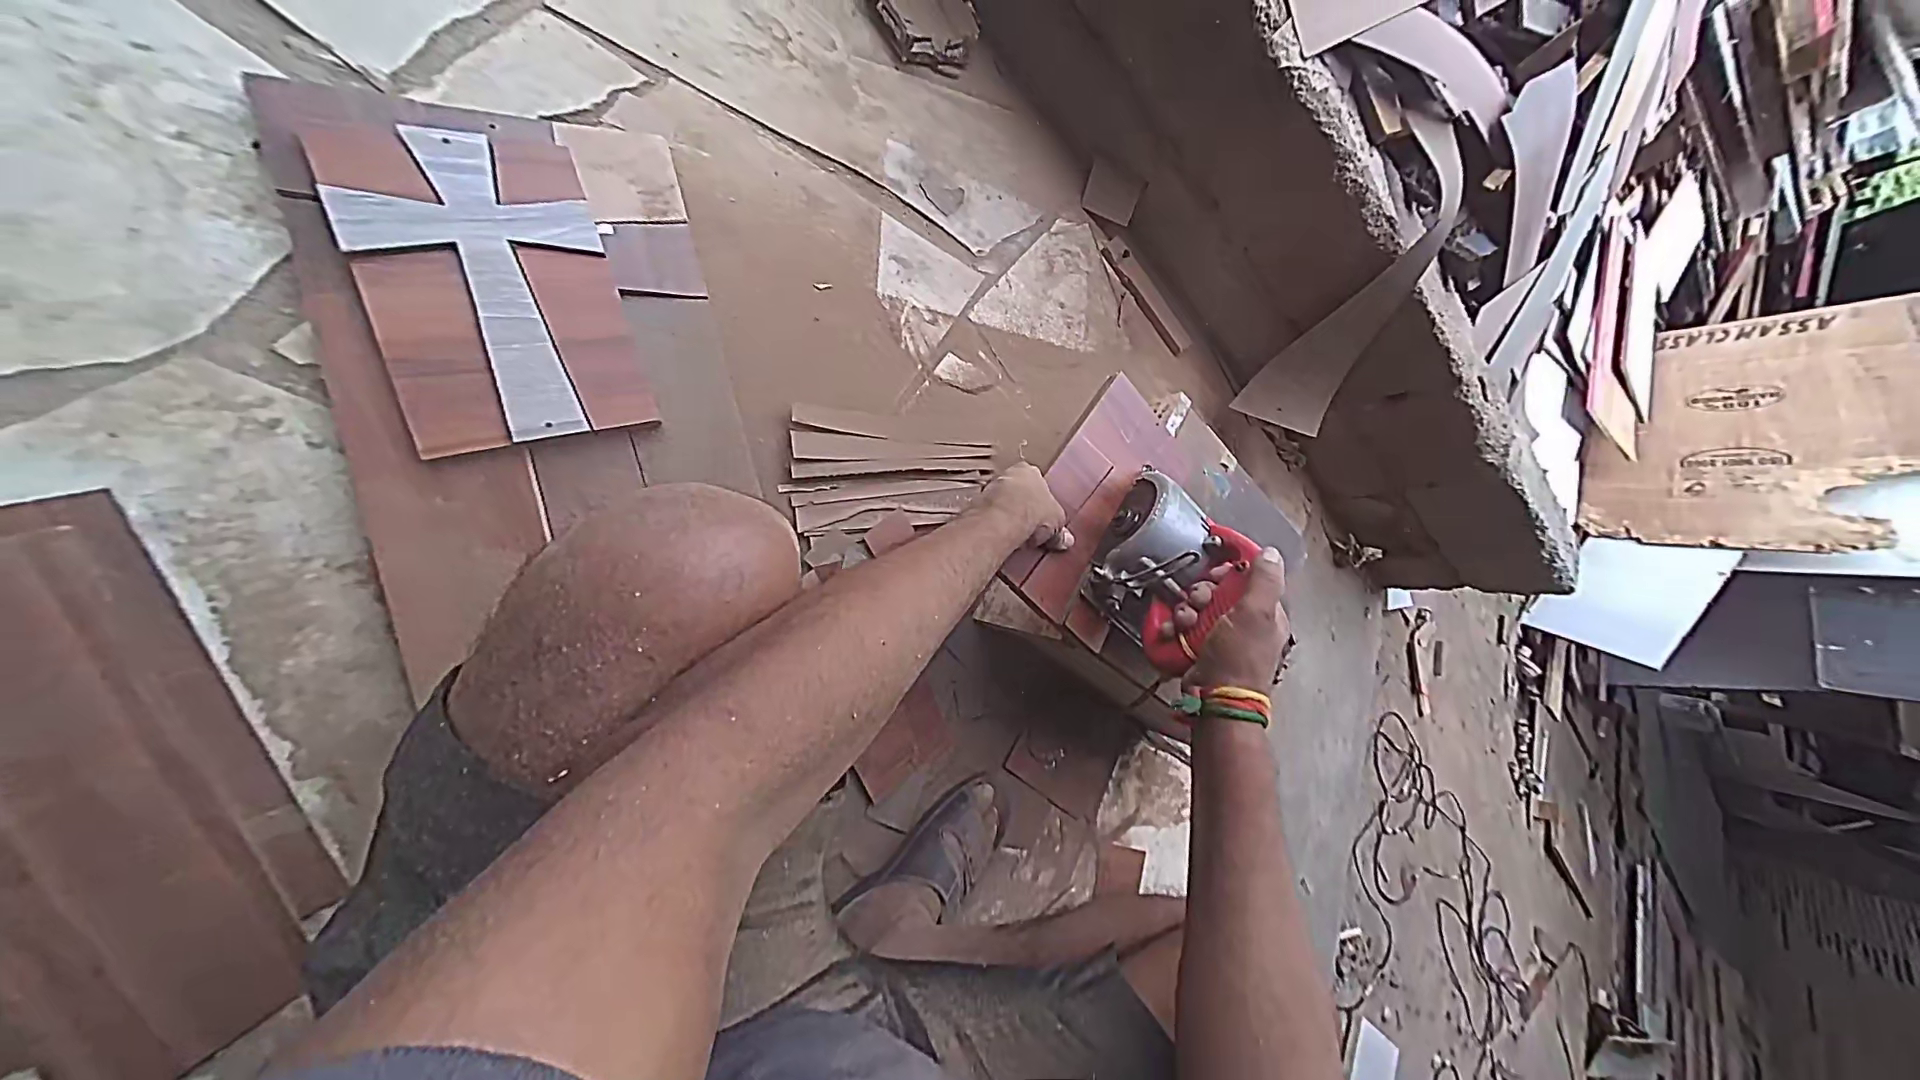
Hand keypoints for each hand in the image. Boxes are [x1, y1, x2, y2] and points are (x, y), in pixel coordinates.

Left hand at [980, 463, 1072, 551]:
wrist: (1003, 520)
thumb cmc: (1031, 510)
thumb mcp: (1057, 521)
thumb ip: (1061, 530)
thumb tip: (1065, 540)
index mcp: (1029, 471)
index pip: (1037, 482)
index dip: (1041, 501)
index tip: (1043, 516)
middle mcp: (1007, 475)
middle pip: (1016, 492)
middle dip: (1022, 508)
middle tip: (1029, 527)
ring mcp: (989, 489)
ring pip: (1001, 503)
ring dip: (1006, 517)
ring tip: (1016, 536)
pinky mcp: (976, 506)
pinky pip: (988, 516)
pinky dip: (994, 526)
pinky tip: (1001, 538)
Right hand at [1181, 547, 1290, 694]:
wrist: (1215, 699)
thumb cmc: (1240, 659)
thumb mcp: (1256, 614)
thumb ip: (1264, 581)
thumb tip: (1271, 553)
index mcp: (1264, 612)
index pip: (1246, 577)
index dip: (1228, 572)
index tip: (1216, 574)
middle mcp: (1243, 622)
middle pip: (1216, 590)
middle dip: (1201, 593)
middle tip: (1198, 602)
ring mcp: (1220, 635)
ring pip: (1197, 606)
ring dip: (1186, 610)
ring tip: (1186, 622)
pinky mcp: (1200, 647)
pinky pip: (1184, 626)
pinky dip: (1176, 627)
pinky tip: (1176, 632)